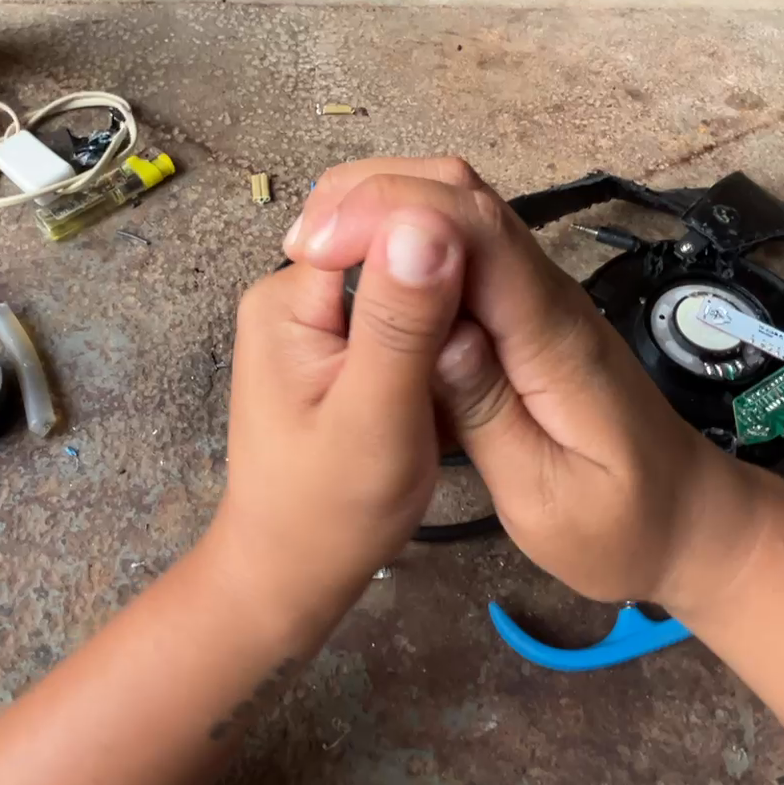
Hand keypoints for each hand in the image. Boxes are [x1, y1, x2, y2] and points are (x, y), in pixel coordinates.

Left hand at [207, 206, 467, 635]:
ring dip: (443, 288)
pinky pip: (394, 304)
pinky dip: (432, 317)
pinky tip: (459, 349)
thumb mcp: (374, 417)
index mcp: (288, 297)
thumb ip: (402, 322)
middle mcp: (293, 290)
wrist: (291, 569)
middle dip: (443, 257)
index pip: (372, 215)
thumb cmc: (330, 509)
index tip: (492, 273)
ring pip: (396, 267)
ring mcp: (314, 316)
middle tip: (494, 310)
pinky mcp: (334, 342)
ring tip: (482, 333)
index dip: (439, 230)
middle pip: (384, 231)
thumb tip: (430, 217)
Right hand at [284, 158, 766, 612]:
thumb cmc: (620, 526)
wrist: (689, 519)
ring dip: (385, 208)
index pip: (476, 231)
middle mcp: (546, 293)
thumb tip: (432, 330)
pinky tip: (363, 271)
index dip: (392, 214)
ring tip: (317, 249)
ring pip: (460, 209)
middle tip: (303, 242)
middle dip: (377, 194)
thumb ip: (486, 412)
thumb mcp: (545, 497)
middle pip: (464, 195)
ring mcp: (537, 294)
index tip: (318, 247)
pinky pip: (462, 247)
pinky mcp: (525, 306)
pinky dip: (404, 240)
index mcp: (552, 335)